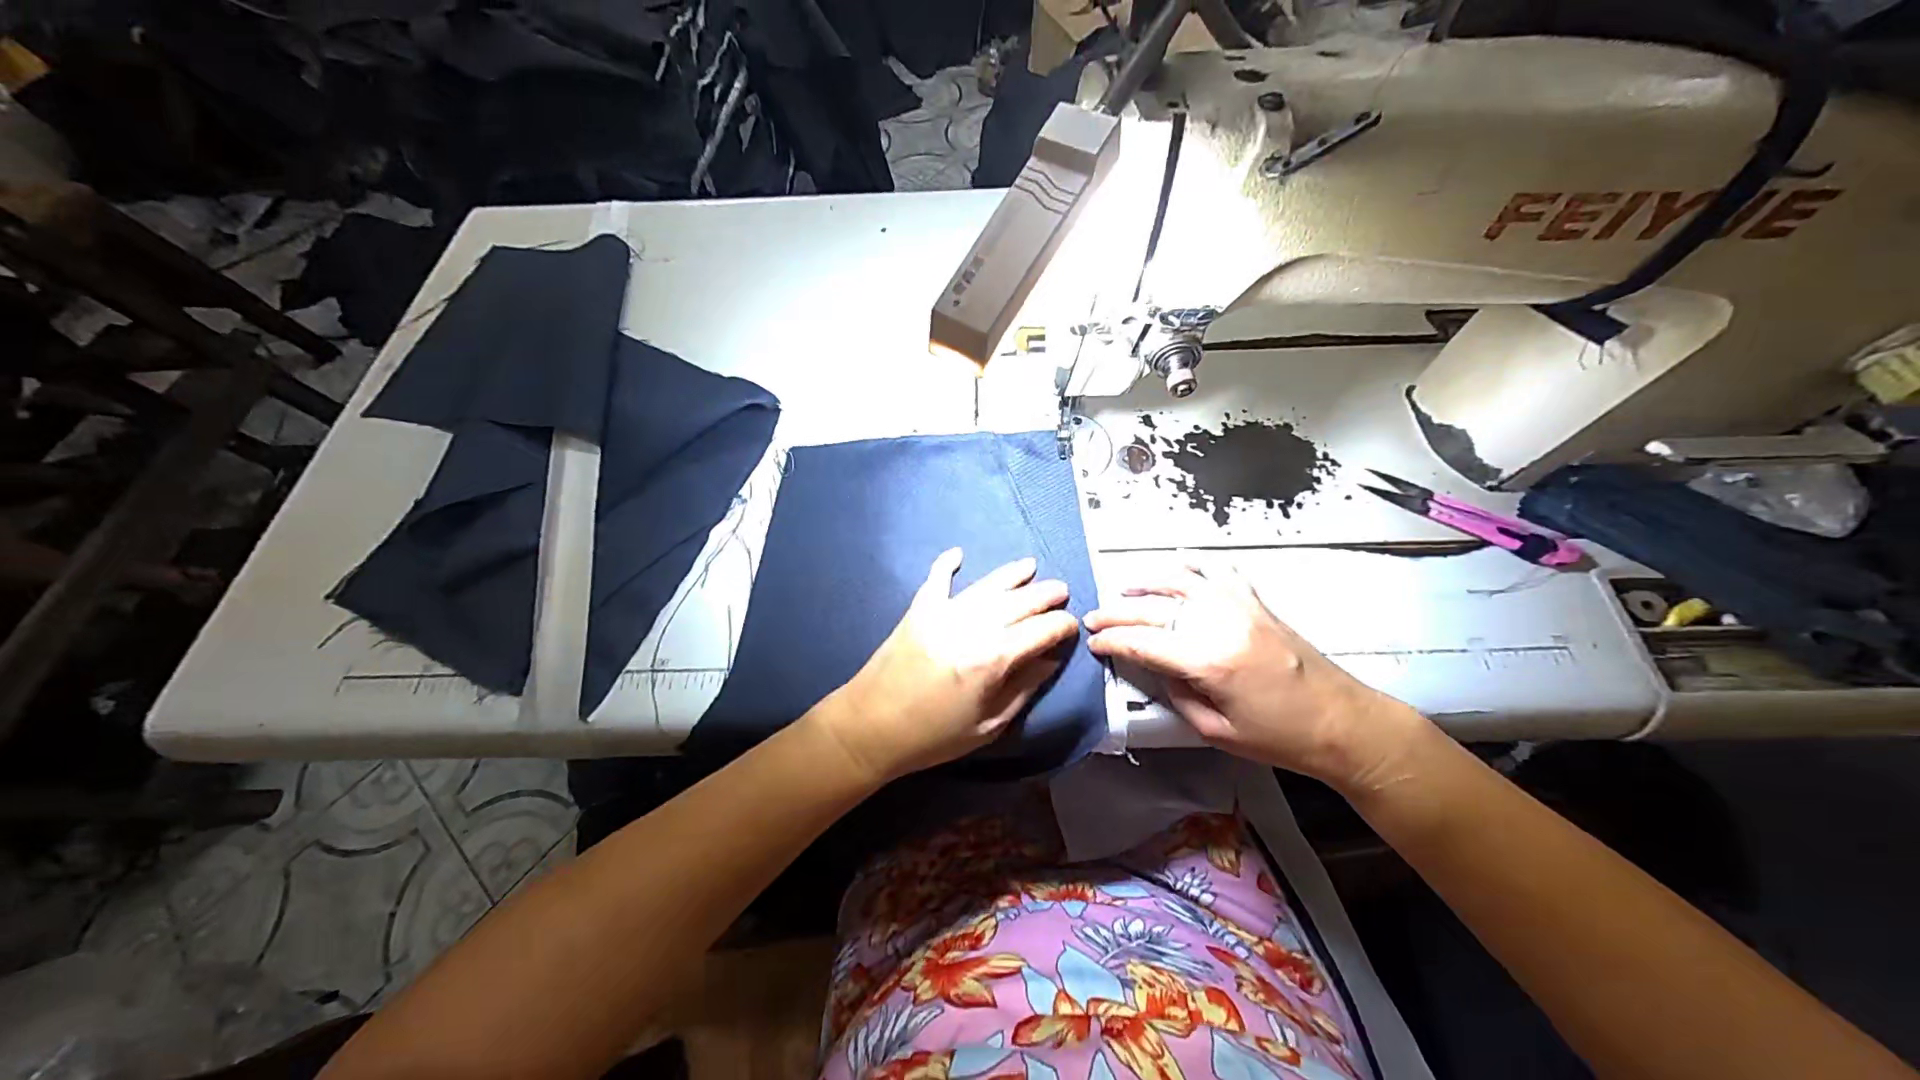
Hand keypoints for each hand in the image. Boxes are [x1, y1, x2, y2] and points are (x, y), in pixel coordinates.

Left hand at [809, 549, 1081, 784]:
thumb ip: (1024, 688)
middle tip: (1061, 590)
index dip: (1062, 626)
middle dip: (1044, 595)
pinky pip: (936, 580)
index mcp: (992, 659)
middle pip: (1018, 602)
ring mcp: (942, 614)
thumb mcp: (989, 725)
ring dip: (1011, 575)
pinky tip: (958, 554)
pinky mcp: (918, 611)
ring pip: (986, 587)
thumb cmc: (934, 736)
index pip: (1040, 631)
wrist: (870, 728)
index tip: (1071, 627)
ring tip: (1030, 566)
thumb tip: (1051, 659)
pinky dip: (947, 565)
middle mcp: (971, 628)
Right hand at [1084, 560, 1434, 794]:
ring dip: (1149, 582)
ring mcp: (1242, 608)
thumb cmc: (1281, 738)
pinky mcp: (1259, 605)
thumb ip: (1177, 694)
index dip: (1112, 642)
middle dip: (1118, 613)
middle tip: (1095, 618)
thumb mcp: (1216, 731)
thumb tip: (1155, 668)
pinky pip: (1222, 573)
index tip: (1094, 643)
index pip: (1143, 642)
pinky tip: (1181, 566)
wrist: (1343, 724)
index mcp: (1208, 661)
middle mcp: (1221, 624)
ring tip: (1126, 588)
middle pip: (1155, 608)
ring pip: (1183, 580)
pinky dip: (1197, 566)